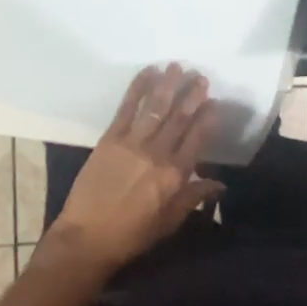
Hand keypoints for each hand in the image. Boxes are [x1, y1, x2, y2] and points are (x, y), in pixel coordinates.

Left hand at [40, 65, 223, 276]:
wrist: (87, 238)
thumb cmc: (131, 235)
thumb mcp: (169, 222)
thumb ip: (193, 197)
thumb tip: (219, 183)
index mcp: (174, 175)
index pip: (197, 138)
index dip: (207, 118)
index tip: (215, 101)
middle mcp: (156, 154)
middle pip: (179, 118)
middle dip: (191, 95)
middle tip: (200, 77)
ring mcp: (131, 143)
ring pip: (155, 107)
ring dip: (168, 85)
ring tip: (177, 67)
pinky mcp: (109, 139)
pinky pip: (126, 108)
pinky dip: (137, 88)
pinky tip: (147, 73)